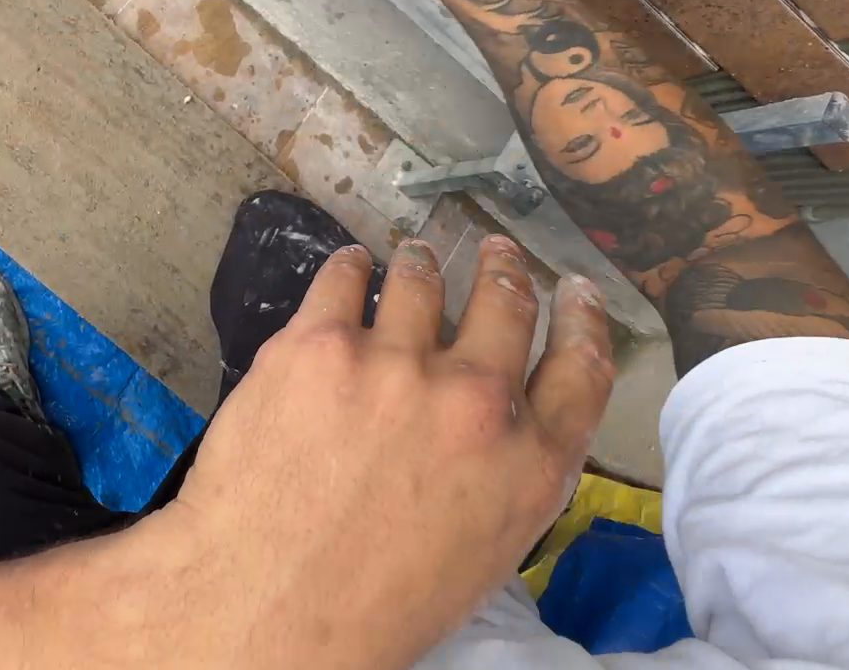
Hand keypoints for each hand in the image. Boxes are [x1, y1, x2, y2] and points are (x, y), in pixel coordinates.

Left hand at [141, 237, 615, 669]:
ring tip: (416, 253)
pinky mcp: (318, 342)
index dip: (583, 317)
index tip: (572, 287)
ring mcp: (392, 361)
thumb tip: (496, 411)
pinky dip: (351, 266)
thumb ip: (501, 470)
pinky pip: (342, 277)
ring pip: (420, 280)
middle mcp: (472, 398)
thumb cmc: (377, 599)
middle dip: (503, 269)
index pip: (581, 367)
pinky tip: (351, 263)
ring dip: (422, 263)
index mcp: (526, 461)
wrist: (266, 600)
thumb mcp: (480, 549)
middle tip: (495, 249)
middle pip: (505, 304)